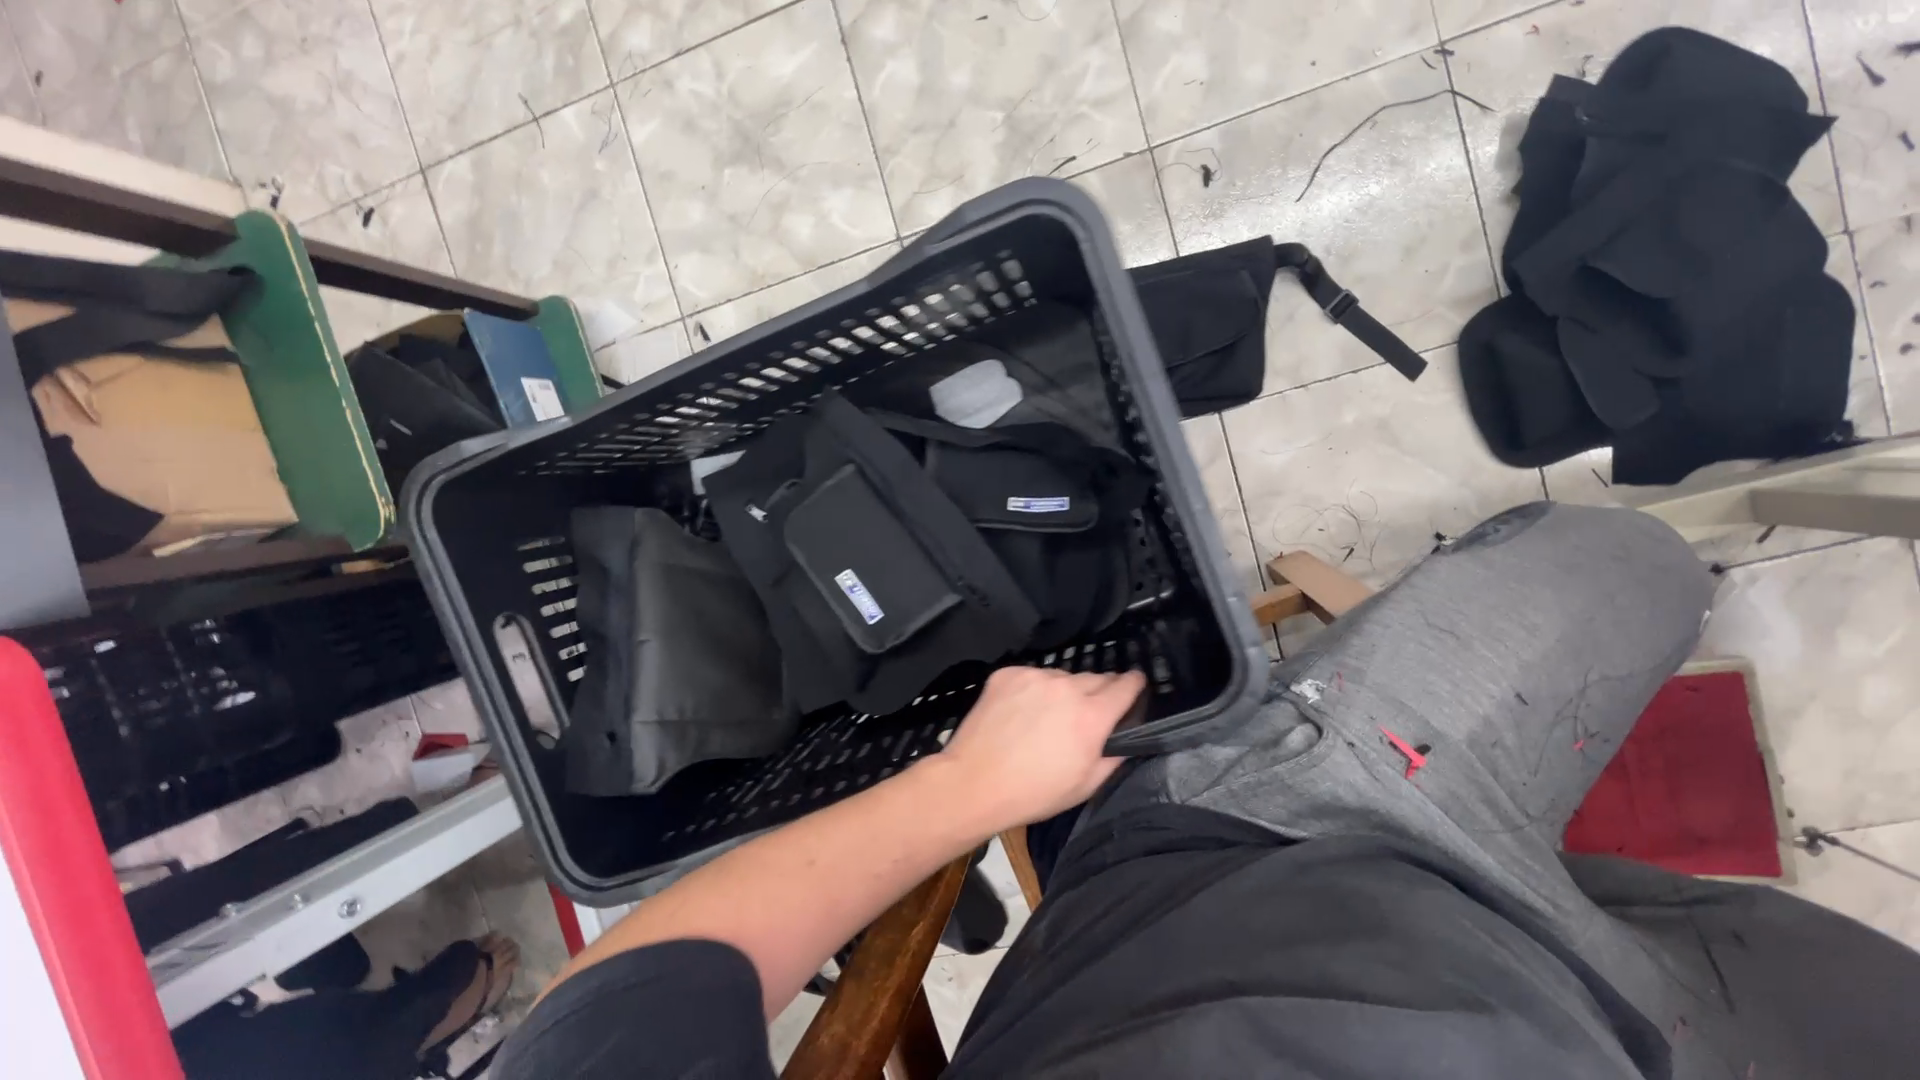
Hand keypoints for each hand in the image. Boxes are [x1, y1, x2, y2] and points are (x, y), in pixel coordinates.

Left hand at [935, 666, 1146, 831]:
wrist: (974, 783)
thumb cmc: (1033, 792)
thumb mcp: (1087, 785)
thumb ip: (1115, 755)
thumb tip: (1127, 736)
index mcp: (1092, 715)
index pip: (1127, 684)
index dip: (1135, 686)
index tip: (1135, 687)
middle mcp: (1066, 688)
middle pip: (1096, 678)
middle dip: (1099, 693)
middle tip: (1085, 716)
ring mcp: (1034, 678)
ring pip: (1063, 677)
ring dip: (1064, 691)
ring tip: (1048, 718)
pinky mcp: (1007, 675)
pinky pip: (1033, 676)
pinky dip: (1034, 689)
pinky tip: (1023, 712)